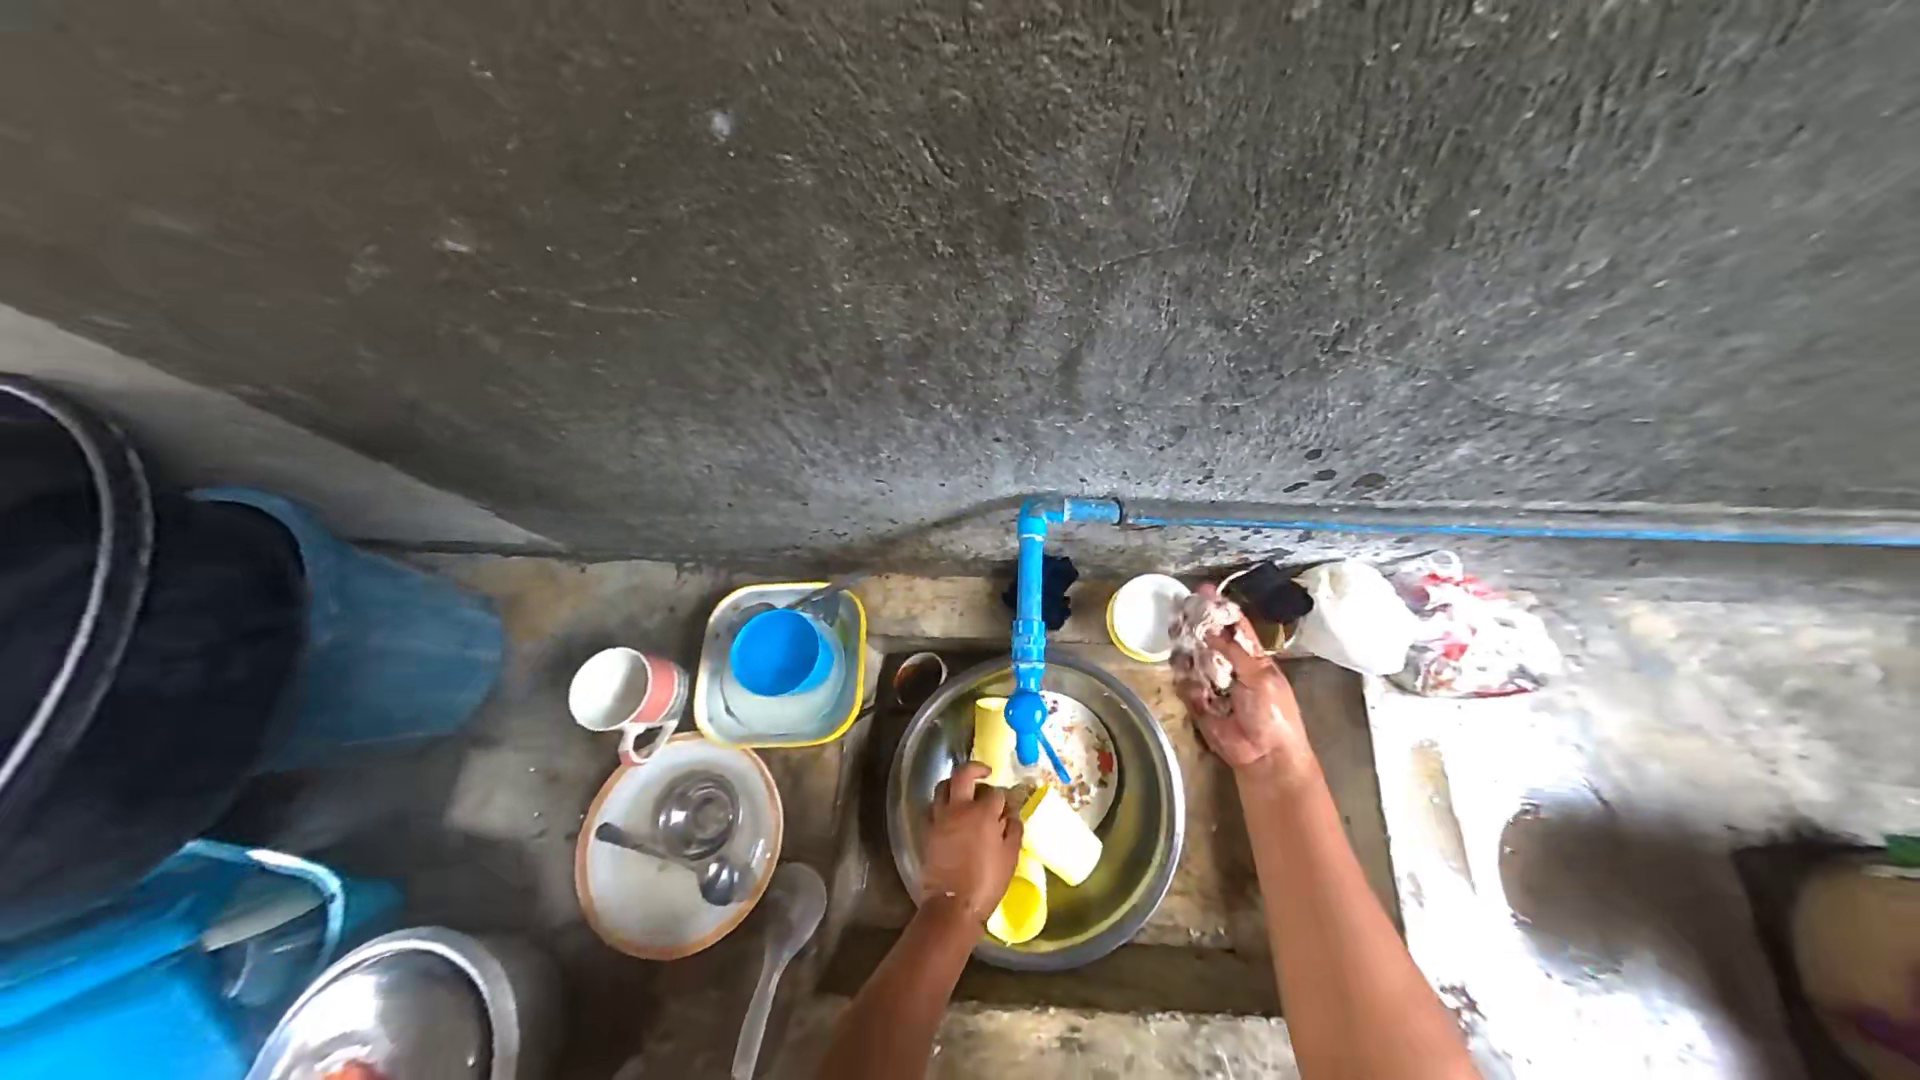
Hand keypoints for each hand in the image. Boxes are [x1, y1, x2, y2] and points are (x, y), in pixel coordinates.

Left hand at [920, 762, 1022, 922]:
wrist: (953, 905)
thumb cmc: (987, 882)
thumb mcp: (1010, 857)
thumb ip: (1013, 830)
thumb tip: (1012, 815)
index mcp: (982, 813)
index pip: (995, 793)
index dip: (1004, 798)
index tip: (1008, 805)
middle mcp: (959, 808)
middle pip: (963, 774)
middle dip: (976, 768)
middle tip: (985, 773)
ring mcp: (940, 817)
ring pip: (943, 786)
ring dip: (955, 783)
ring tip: (965, 791)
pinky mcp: (928, 830)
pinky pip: (933, 807)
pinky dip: (942, 804)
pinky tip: (951, 813)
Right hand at [1174, 598, 1312, 775]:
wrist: (1265, 755)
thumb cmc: (1273, 715)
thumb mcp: (1260, 677)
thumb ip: (1234, 652)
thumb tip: (1209, 630)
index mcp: (1251, 657)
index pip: (1233, 625)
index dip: (1220, 608)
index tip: (1204, 590)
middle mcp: (1228, 665)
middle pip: (1206, 638)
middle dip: (1194, 624)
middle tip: (1181, 612)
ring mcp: (1211, 683)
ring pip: (1191, 659)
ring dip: (1185, 650)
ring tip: (1179, 641)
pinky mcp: (1198, 702)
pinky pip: (1185, 685)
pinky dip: (1187, 682)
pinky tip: (1194, 683)